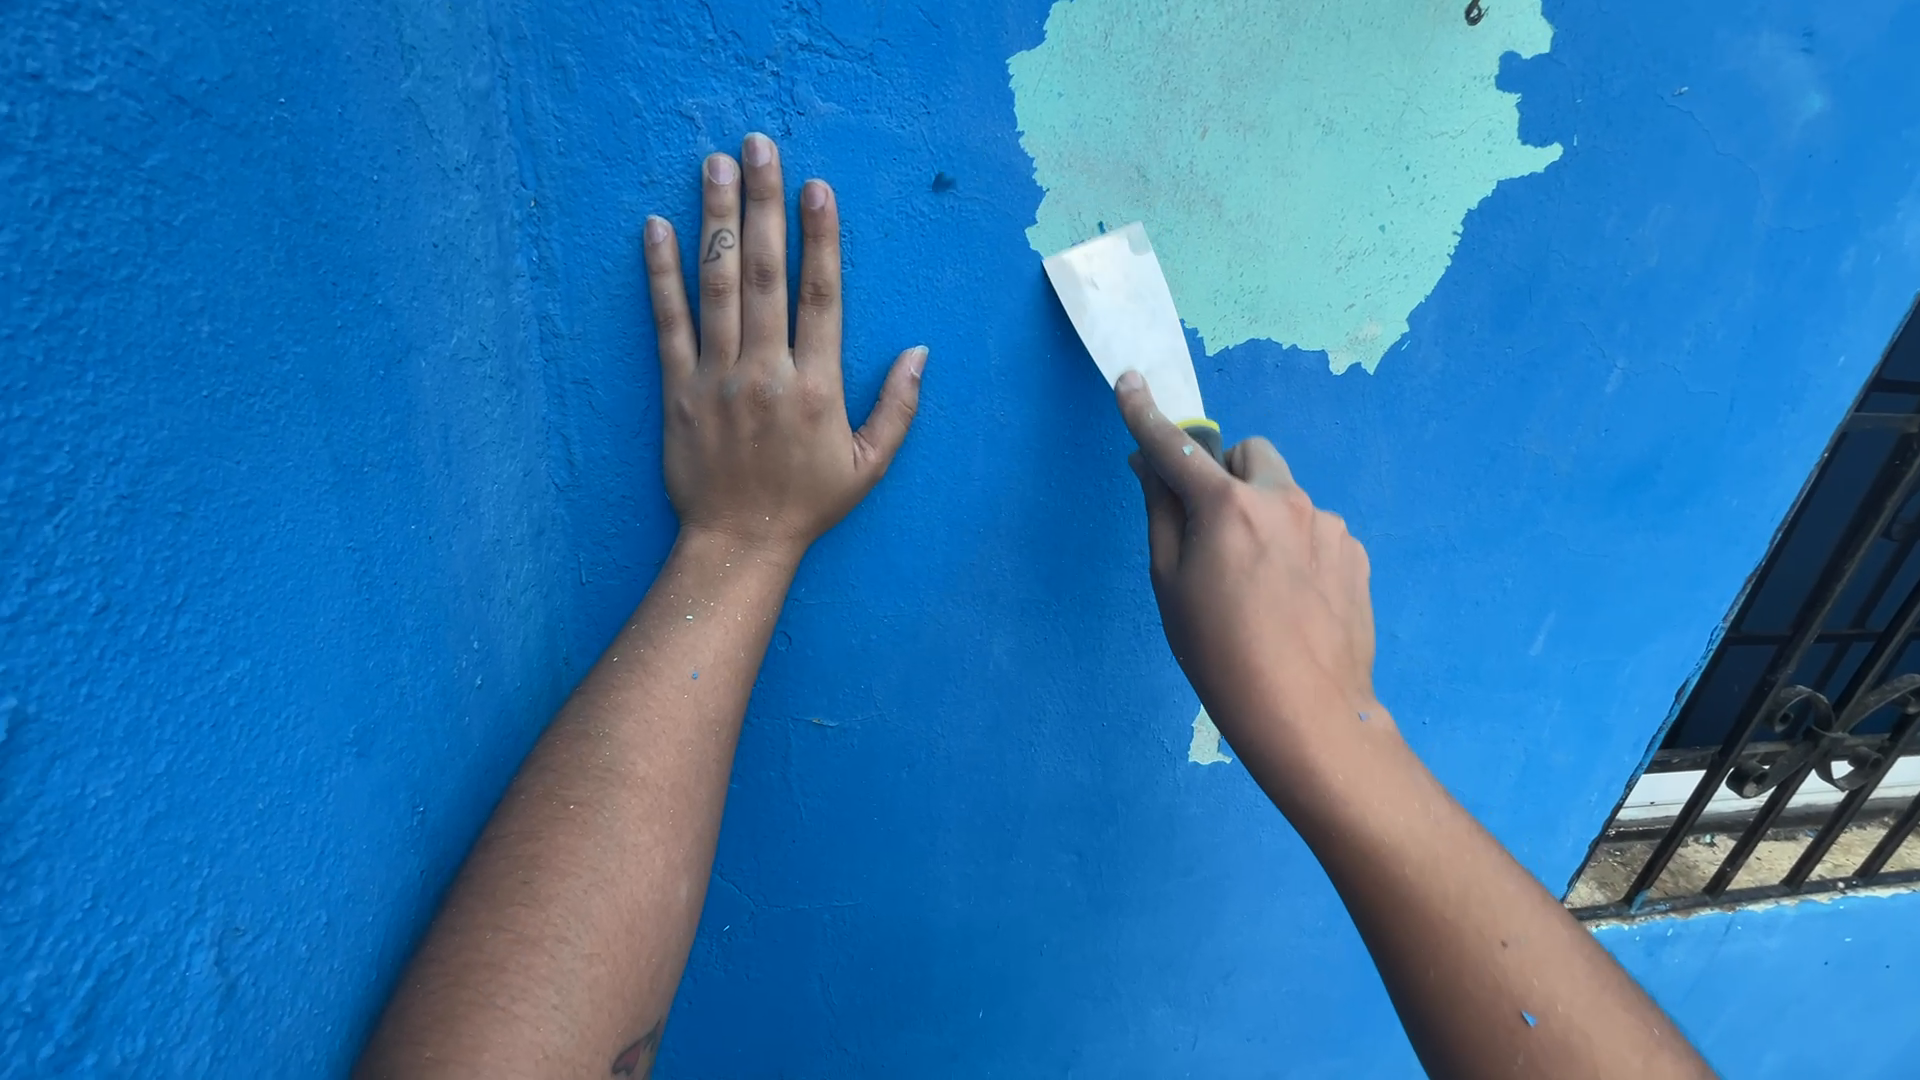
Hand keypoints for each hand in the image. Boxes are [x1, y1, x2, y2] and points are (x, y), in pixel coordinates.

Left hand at [642, 133, 925, 563]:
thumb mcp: (869, 465)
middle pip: (768, 275)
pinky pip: (668, 324)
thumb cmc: (809, 504)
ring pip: (719, 287)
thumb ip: (899, 408)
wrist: (740, 542)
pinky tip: (656, 229)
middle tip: (759, 147)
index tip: (817, 188)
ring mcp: (719, 378)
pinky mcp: (679, 390)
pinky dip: (662, 275)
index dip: (822, 238)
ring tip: (714, 166)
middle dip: (765, 205)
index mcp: (818, 387)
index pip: (823, 297)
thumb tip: (921, 353)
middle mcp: (768, 372)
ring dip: (717, 222)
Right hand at [1114, 371, 1382, 769]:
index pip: (1177, 448)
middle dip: (1226, 474)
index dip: (1146, 416)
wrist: (1306, 712)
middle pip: (1248, 454)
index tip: (1130, 382)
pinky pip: (1313, 528)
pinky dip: (1294, 544)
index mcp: (1228, 506)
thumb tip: (1148, 465)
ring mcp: (1328, 524)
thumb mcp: (1169, 584)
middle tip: (1214, 528)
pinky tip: (1292, 597)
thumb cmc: (1217, 651)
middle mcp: (1284, 499)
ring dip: (1263, 515)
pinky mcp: (1355, 551)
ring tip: (1259, 583)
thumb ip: (1160, 514)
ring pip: (1283, 495)